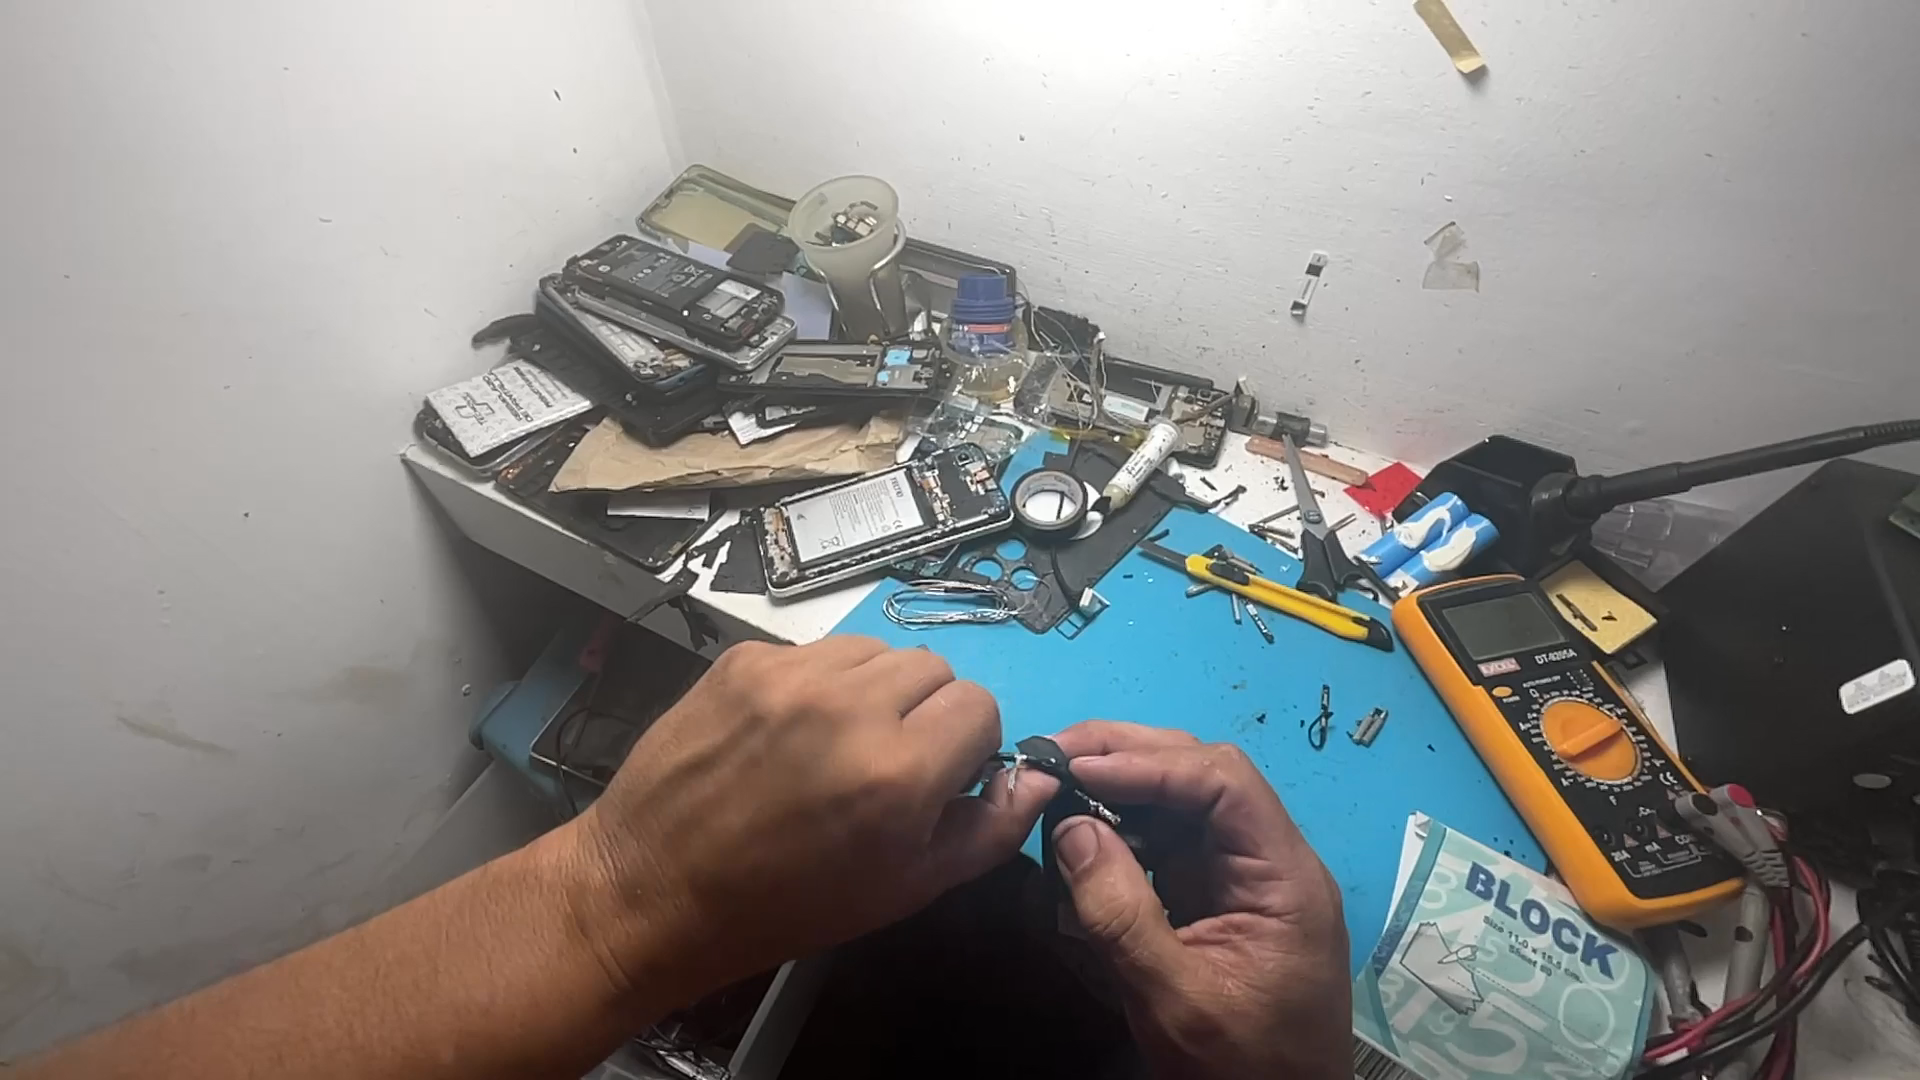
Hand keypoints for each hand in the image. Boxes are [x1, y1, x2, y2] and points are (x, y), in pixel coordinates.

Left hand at [570, 636, 1055, 1003]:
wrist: (654, 887)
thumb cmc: (789, 901)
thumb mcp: (905, 887)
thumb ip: (989, 830)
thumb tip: (1038, 777)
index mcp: (897, 770)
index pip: (980, 704)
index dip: (967, 742)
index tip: (937, 770)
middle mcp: (849, 705)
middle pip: (933, 668)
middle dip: (925, 710)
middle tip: (886, 756)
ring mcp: (791, 672)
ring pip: (878, 649)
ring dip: (875, 687)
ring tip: (836, 737)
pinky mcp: (747, 657)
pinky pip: (817, 650)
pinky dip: (820, 682)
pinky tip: (788, 727)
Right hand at [1050, 721, 1350, 1079]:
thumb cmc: (1238, 1069)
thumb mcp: (1175, 1001)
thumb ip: (1121, 915)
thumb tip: (1070, 826)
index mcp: (1284, 876)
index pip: (1224, 781)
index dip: (1151, 763)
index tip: (1082, 769)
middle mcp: (1266, 854)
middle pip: (1202, 769)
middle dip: (1129, 752)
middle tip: (1059, 751)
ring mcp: (1237, 864)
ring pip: (1181, 788)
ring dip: (1121, 772)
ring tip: (1063, 770)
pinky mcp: (1209, 878)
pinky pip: (1166, 825)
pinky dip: (1121, 811)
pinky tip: (1086, 814)